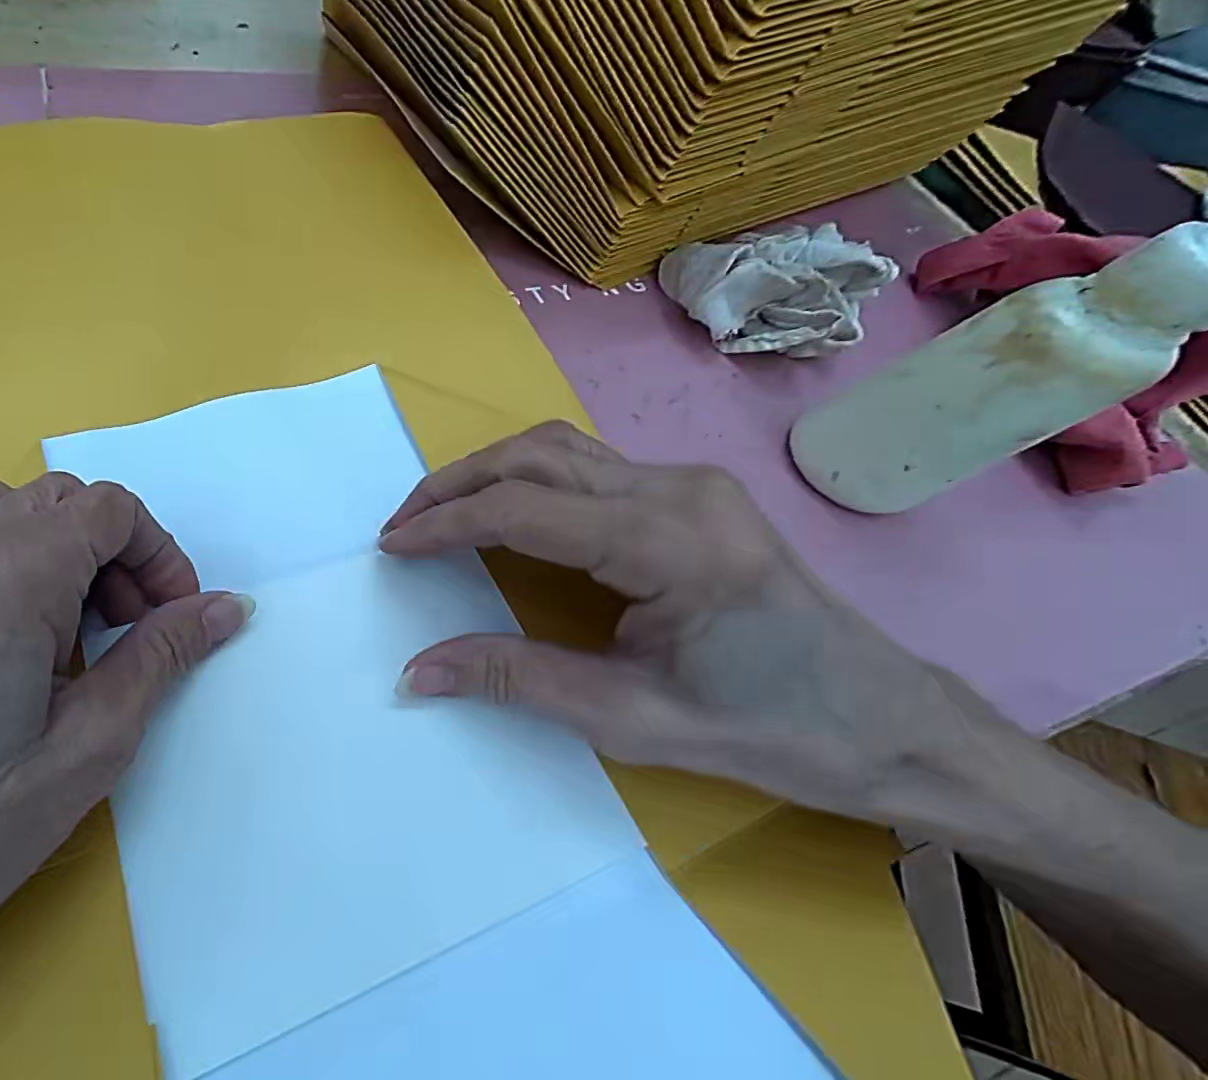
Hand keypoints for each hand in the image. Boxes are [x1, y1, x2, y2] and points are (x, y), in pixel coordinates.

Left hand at [0, 474, 252, 1079]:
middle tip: (123, 632)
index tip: (170, 617)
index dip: (158, 553)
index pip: (108, 507)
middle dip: (111, 552)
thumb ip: (160, 657)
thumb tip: (224, 608)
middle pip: (56, 501)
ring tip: (60, 638)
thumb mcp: (89, 746)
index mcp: (9, 572)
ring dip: (52, 554)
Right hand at [377, 420, 1008, 824]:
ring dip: (484, 474)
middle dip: (453, 485)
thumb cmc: (768, 730)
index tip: (392, 548)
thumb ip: (515, 679)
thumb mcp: (628, 719)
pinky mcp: (685, 494)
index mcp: (667, 542)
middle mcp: (675, 489)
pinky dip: (521, 482)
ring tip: (435, 515)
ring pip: (556, 449)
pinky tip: (498, 515)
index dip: (445, 525)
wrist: (889, 722)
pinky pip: (582, 467)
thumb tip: (418, 670)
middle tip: (401, 527)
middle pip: (534, 457)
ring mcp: (685, 483)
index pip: (523, 508)